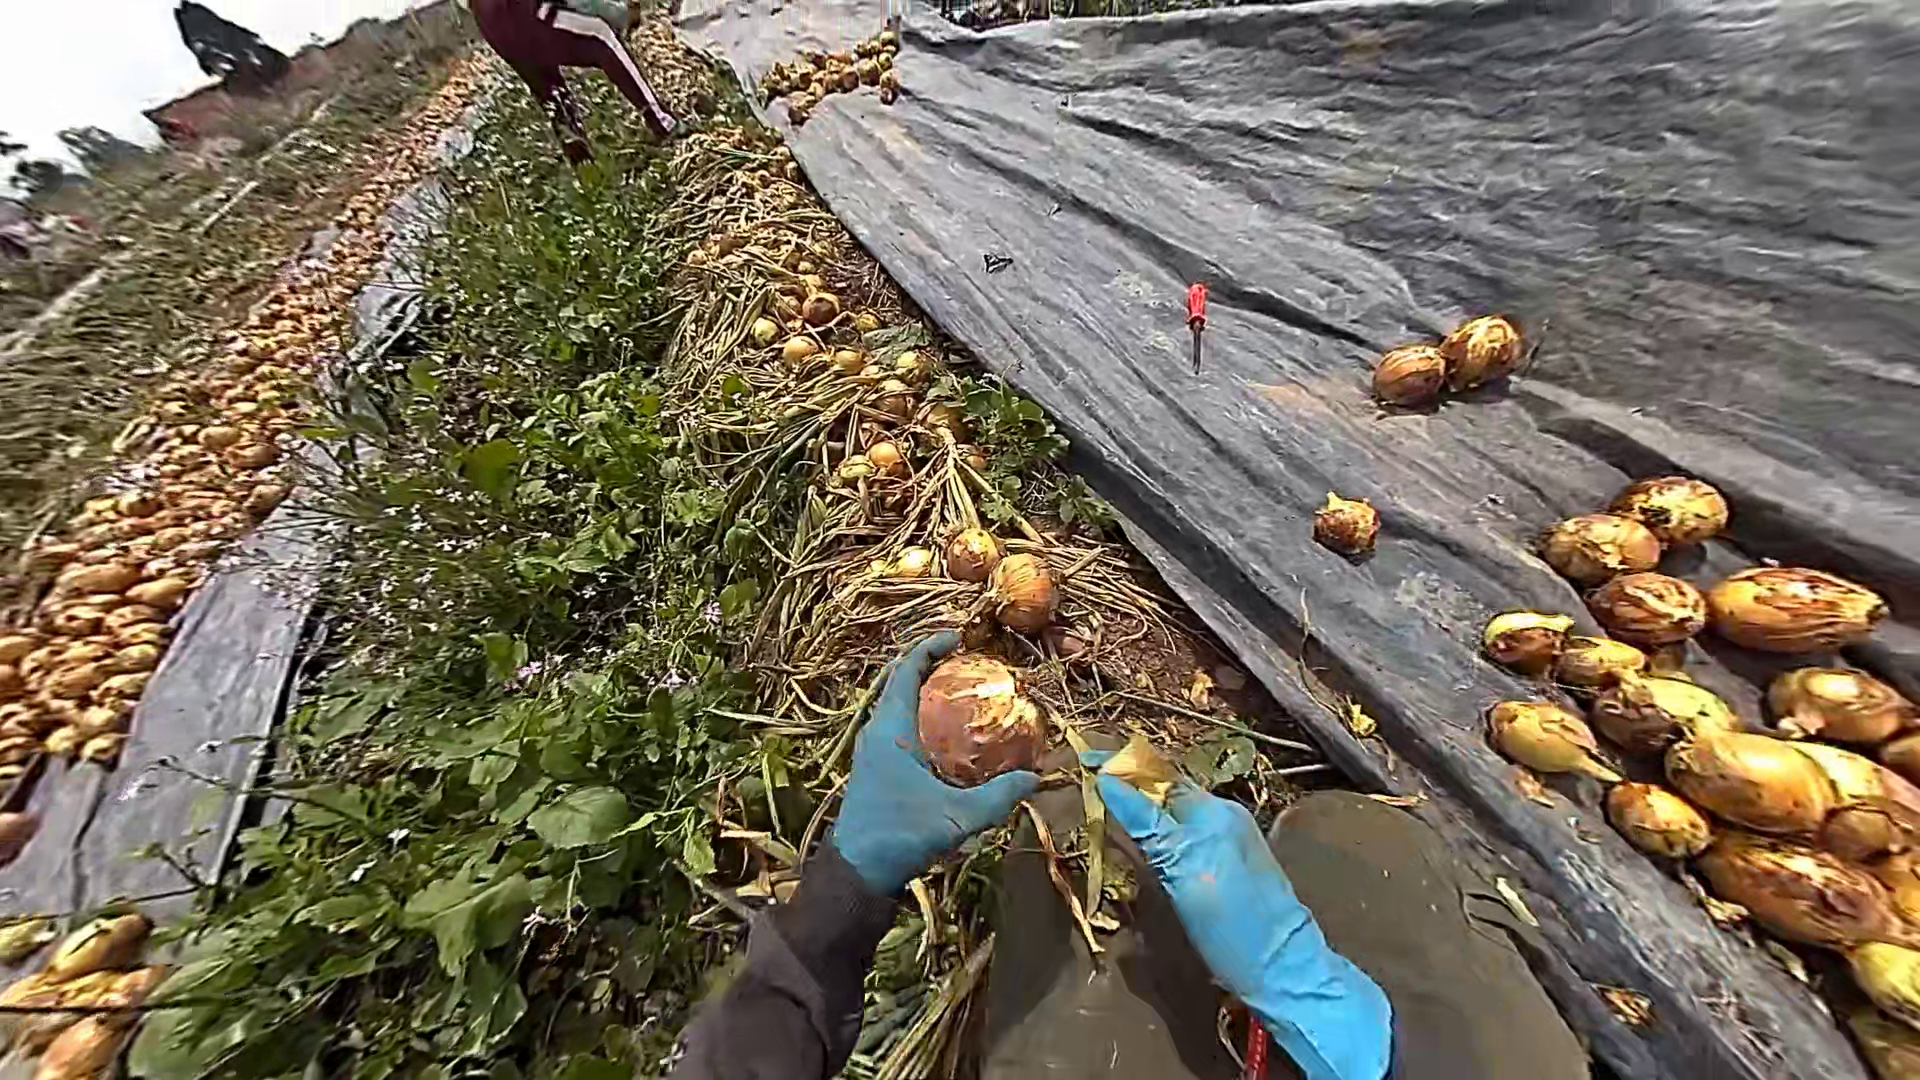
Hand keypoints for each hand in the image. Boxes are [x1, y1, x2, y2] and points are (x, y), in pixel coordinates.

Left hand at [829, 633, 1040, 894]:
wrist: (856, 872)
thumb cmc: (901, 836)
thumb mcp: (957, 817)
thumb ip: (999, 797)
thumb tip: (1034, 779)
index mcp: (891, 729)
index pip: (906, 670)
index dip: (929, 647)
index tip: (957, 638)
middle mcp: (877, 729)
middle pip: (898, 678)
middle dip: (926, 661)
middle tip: (959, 657)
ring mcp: (871, 746)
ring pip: (893, 698)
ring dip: (918, 684)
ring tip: (953, 684)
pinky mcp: (872, 763)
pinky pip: (893, 718)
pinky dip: (914, 707)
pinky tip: (939, 726)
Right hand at [1095, 768, 1392, 1079]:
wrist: (1289, 971)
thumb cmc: (1230, 931)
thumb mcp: (1179, 880)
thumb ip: (1145, 829)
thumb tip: (1107, 786)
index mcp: (1208, 814)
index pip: (1154, 778)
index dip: (1118, 768)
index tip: (1086, 761)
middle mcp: (1221, 810)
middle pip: (1165, 782)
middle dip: (1129, 776)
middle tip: (1094, 775)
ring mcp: (1231, 825)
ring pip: (1177, 798)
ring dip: (1144, 794)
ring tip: (1112, 794)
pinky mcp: (1236, 842)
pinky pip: (1190, 816)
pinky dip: (1163, 813)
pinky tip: (1148, 823)